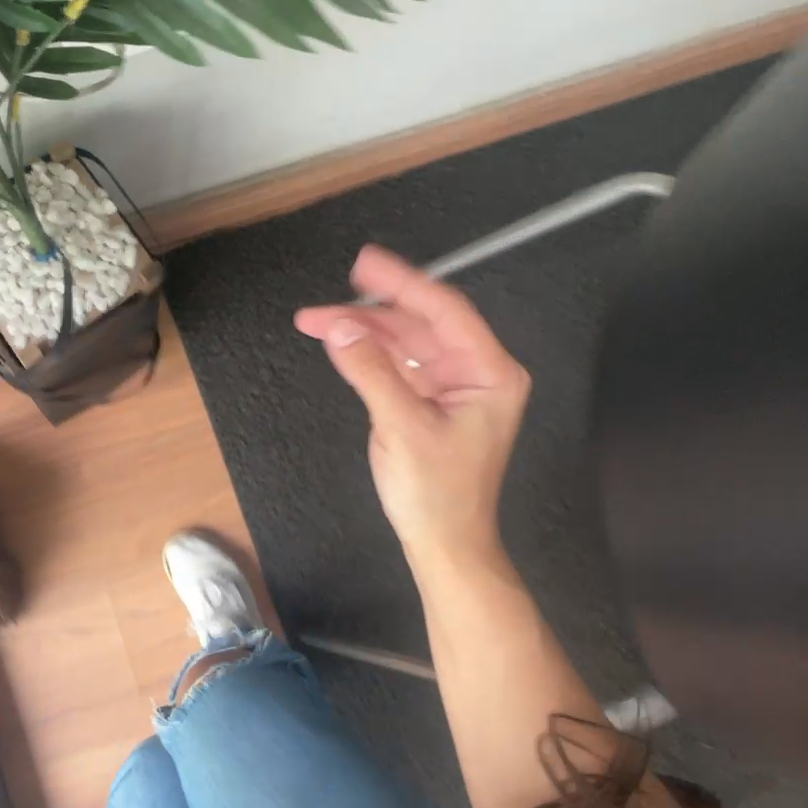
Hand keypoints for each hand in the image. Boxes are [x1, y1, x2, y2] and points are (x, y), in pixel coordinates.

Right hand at [295, 245, 530, 569]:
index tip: (364, 265)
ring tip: (317, 324)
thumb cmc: (437, 494)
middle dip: (368, 314)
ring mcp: (453, 388)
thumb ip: (370, 372)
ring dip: (363, 334)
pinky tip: (341, 346)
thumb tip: (339, 328)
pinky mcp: (431, 404)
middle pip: (419, 325)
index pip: (444, 311)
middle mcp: (475, 373)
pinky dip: (369, 357)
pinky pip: (399, 367)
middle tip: (321, 307)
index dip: (402, 284)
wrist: (444, 542)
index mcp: (489, 373)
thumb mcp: (401, 427)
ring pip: (405, 345)